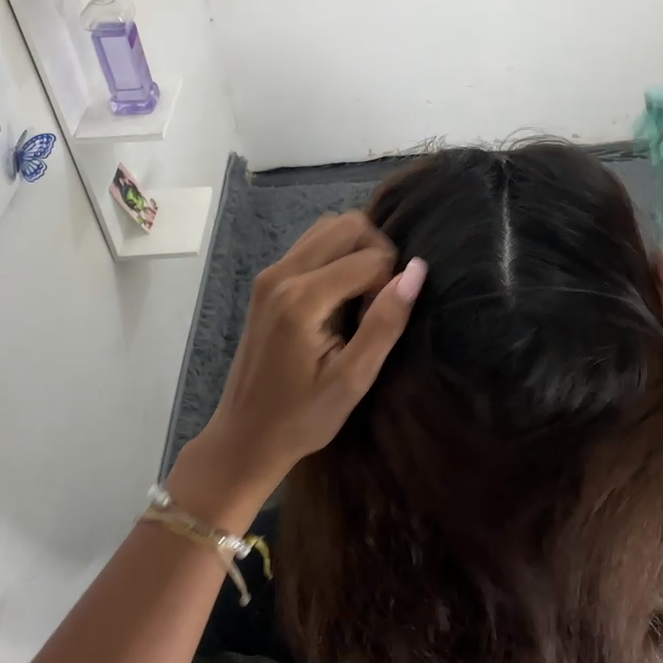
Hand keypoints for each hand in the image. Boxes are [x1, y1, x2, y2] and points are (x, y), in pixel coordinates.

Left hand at [196, 213, 426, 492]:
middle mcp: (281, 274)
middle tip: (380, 299)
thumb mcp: (353, 379)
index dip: (391, 283)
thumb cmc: (302, 418)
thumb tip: (417, 270)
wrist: (245, 437)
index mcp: (302, 298)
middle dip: (377, 252)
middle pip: (347, 225)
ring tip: (362, 298)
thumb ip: (385, 322)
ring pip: (328, 228)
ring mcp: (270, 274)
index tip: (380, 322)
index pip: (370, 257)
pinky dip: (336, 258)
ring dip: (356, 251)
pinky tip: (341, 299)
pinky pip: (311, 245)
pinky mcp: (267, 282)